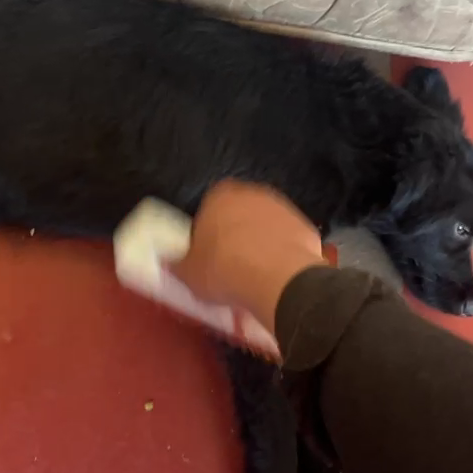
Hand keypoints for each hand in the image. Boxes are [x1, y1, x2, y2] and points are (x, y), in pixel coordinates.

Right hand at [173, 180, 328, 334]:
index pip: (210, 204)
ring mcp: (281, 206)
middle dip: (235, 231)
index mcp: (219, 196)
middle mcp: (252, 193)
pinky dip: (283, 251)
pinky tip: (277, 274)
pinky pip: (287, 238)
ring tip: (254, 272)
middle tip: (230, 262)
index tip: (208, 250)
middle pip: (240, 211)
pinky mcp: (303, 224)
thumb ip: (177, 264)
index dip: (208, 227)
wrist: (277, 279)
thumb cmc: (225, 270)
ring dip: (261, 241)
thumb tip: (169, 263)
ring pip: (265, 223)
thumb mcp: (189, 274)